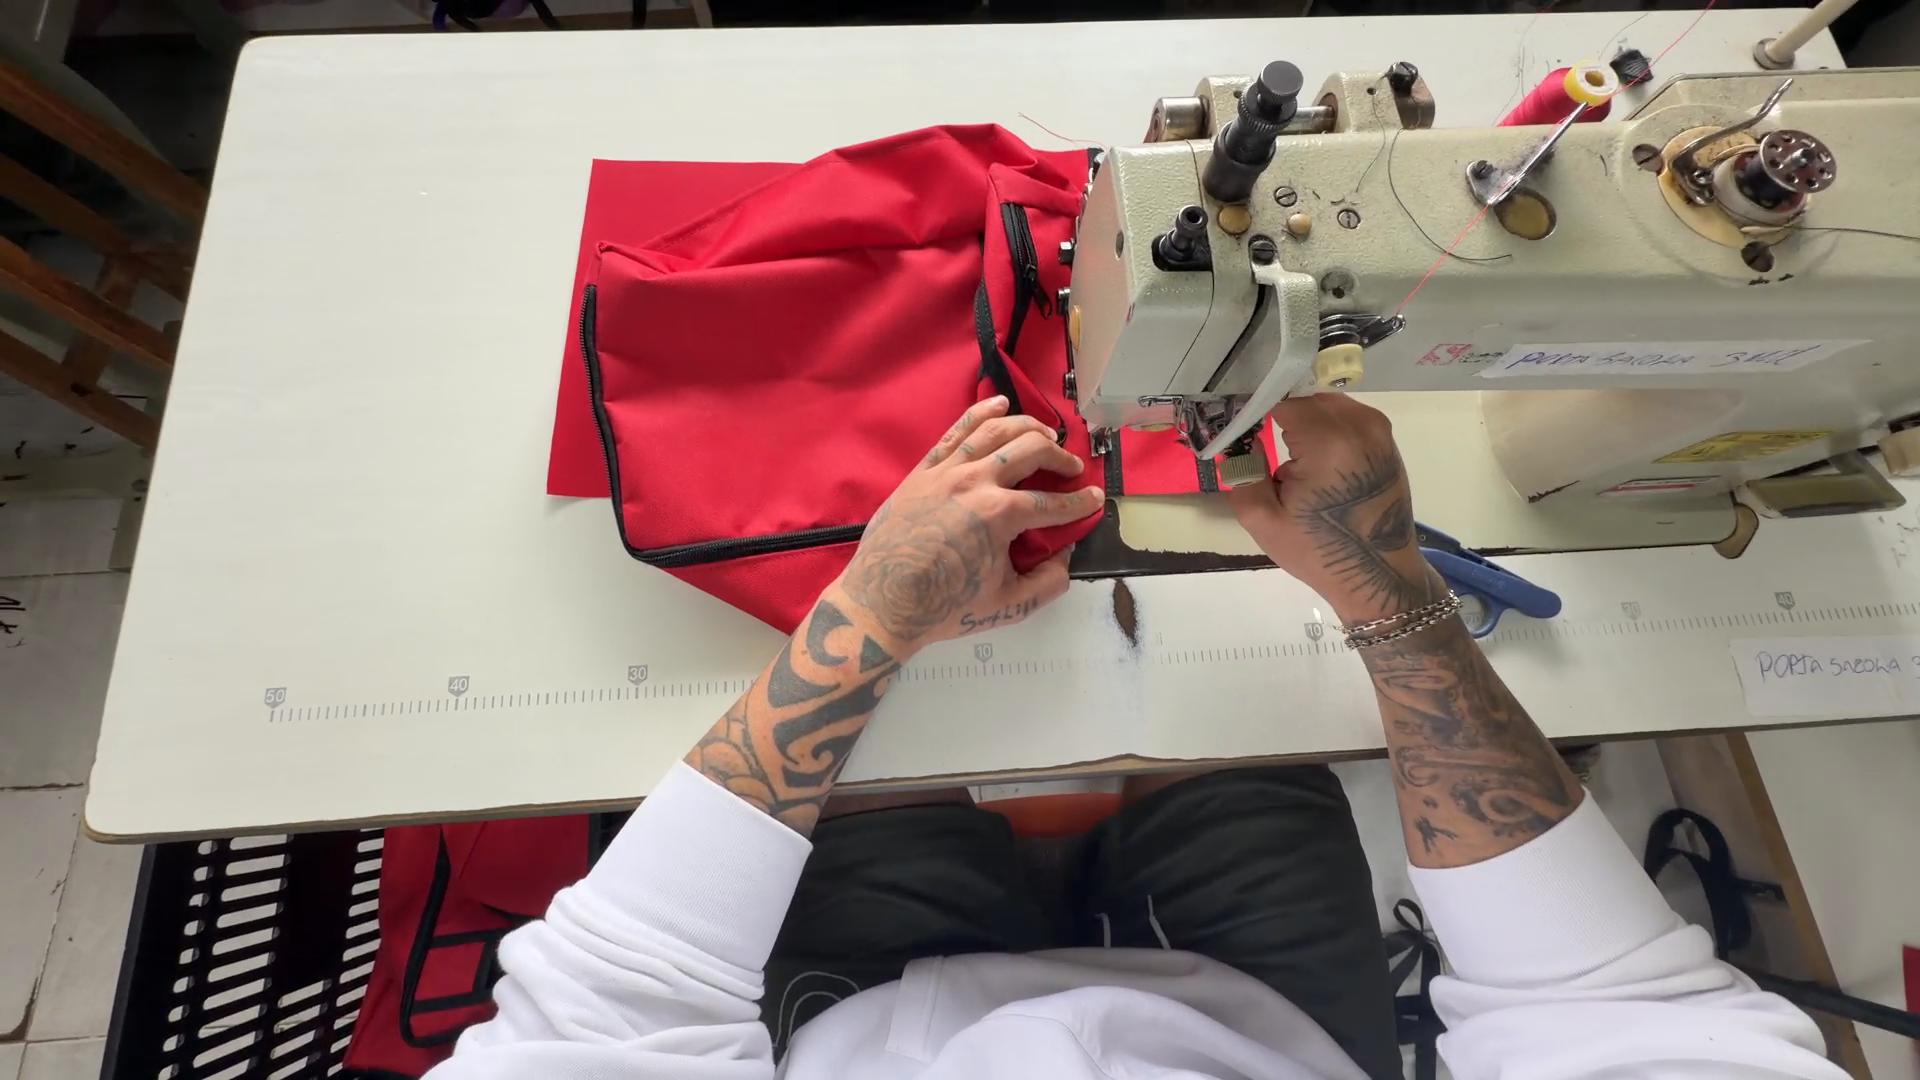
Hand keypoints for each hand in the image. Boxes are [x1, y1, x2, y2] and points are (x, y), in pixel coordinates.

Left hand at [831, 396, 1103, 655]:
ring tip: (1045, 434)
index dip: (1080, 502)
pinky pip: (956, 432)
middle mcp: (975, 482)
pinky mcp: (923, 470)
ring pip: (995, 431)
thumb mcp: (1007, 605)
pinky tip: (999, 405)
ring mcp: (946, 471)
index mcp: (1000, 515)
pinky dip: (980, 414)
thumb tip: (1065, 559)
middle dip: (1059, 456)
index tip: (1095, 499)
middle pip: (1031, 450)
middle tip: (1070, 468)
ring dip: (1027, 427)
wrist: (882, 602)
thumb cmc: (943, 607)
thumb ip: (1047, 582)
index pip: (1053, 502)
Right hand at [1227, 395, 1434, 624]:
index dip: (1255, 408)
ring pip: (1328, 405)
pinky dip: (1325, 428)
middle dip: (1279, 413)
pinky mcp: (1387, 444)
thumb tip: (1238, 440)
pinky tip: (1310, 458)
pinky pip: (1347, 418)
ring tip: (1284, 452)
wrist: (1378, 576)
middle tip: (1255, 439)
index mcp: (1328, 442)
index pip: (1282, 401)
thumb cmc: (1318, 550)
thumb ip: (1242, 471)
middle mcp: (1360, 427)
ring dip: (1304, 420)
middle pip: (1306, 399)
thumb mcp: (1262, 518)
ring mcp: (1379, 433)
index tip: (1236, 425)